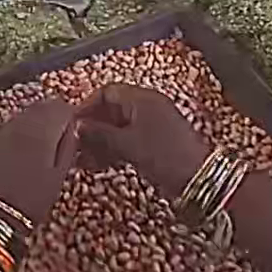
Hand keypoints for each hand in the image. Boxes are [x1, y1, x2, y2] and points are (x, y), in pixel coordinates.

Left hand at [0, 94, 78, 223]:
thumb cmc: (32, 198)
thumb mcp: (59, 175)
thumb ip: (69, 146)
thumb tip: (72, 128)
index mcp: (43, 129)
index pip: (62, 106)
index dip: (70, 116)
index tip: (74, 130)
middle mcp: (22, 121)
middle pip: (42, 105)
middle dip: (53, 116)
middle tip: (59, 138)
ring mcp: (3, 128)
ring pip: (26, 114)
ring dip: (36, 123)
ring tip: (41, 147)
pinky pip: (11, 126)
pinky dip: (20, 132)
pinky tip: (22, 152)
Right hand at [75, 83, 207, 200]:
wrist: (200, 179)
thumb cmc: (163, 155)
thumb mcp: (127, 144)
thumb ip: (99, 134)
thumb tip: (76, 127)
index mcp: (141, 98)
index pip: (107, 92)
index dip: (87, 106)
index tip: (71, 124)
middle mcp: (146, 108)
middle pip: (112, 110)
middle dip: (92, 127)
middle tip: (74, 145)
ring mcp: (151, 126)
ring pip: (118, 128)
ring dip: (100, 142)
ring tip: (81, 160)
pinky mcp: (155, 144)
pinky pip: (127, 141)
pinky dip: (113, 150)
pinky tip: (98, 166)